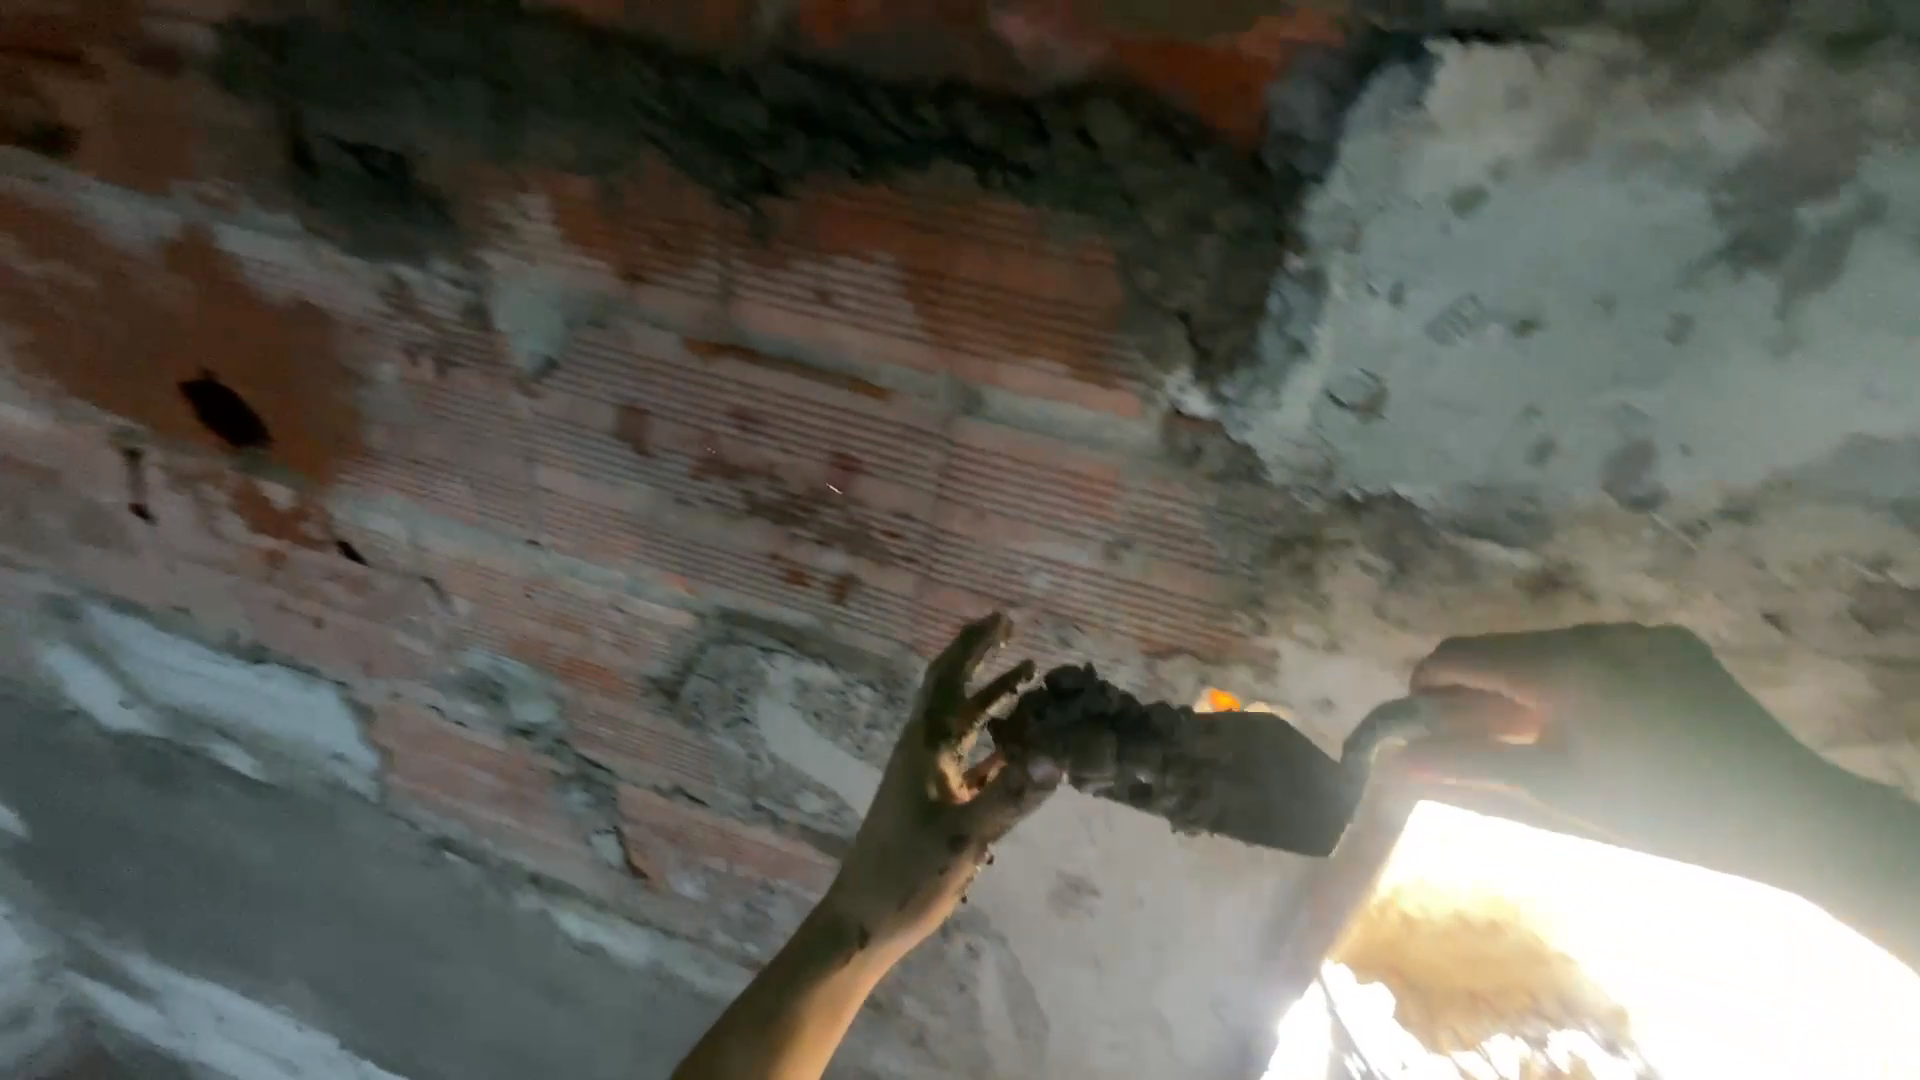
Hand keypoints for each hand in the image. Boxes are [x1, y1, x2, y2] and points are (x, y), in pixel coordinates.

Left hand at [823, 613, 1061, 954]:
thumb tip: (1059, 758)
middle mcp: (926, 748)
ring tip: (1030, 675)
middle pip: (954, 689)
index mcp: (925, 744)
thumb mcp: (963, 837)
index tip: (1003, 619)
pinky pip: (974, 756)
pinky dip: (998, 741)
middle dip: (982, 657)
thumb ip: (1011, 797)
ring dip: (993, 696)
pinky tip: (1024, 744)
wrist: (865, 919)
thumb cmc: (907, 873)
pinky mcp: (939, 799)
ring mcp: (931, 774)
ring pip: (966, 722)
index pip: (948, 677)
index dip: (973, 644)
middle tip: (1013, 629)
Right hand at [1394, 623, 1827, 861]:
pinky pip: (1595, 645)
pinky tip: (1597, 712)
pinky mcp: (1671, 640)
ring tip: (1541, 726)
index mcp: (1555, 667)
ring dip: (1522, 677)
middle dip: (1473, 683)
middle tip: (1478, 730)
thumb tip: (1395, 758)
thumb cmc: (1654, 806)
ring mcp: (1635, 632)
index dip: (1427, 681)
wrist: (1788, 813)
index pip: (1457, 655)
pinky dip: (1572, 671)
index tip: (1423, 715)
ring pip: (1544, 645)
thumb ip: (1466, 762)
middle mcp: (1588, 633)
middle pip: (1499, 647)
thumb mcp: (1551, 787)